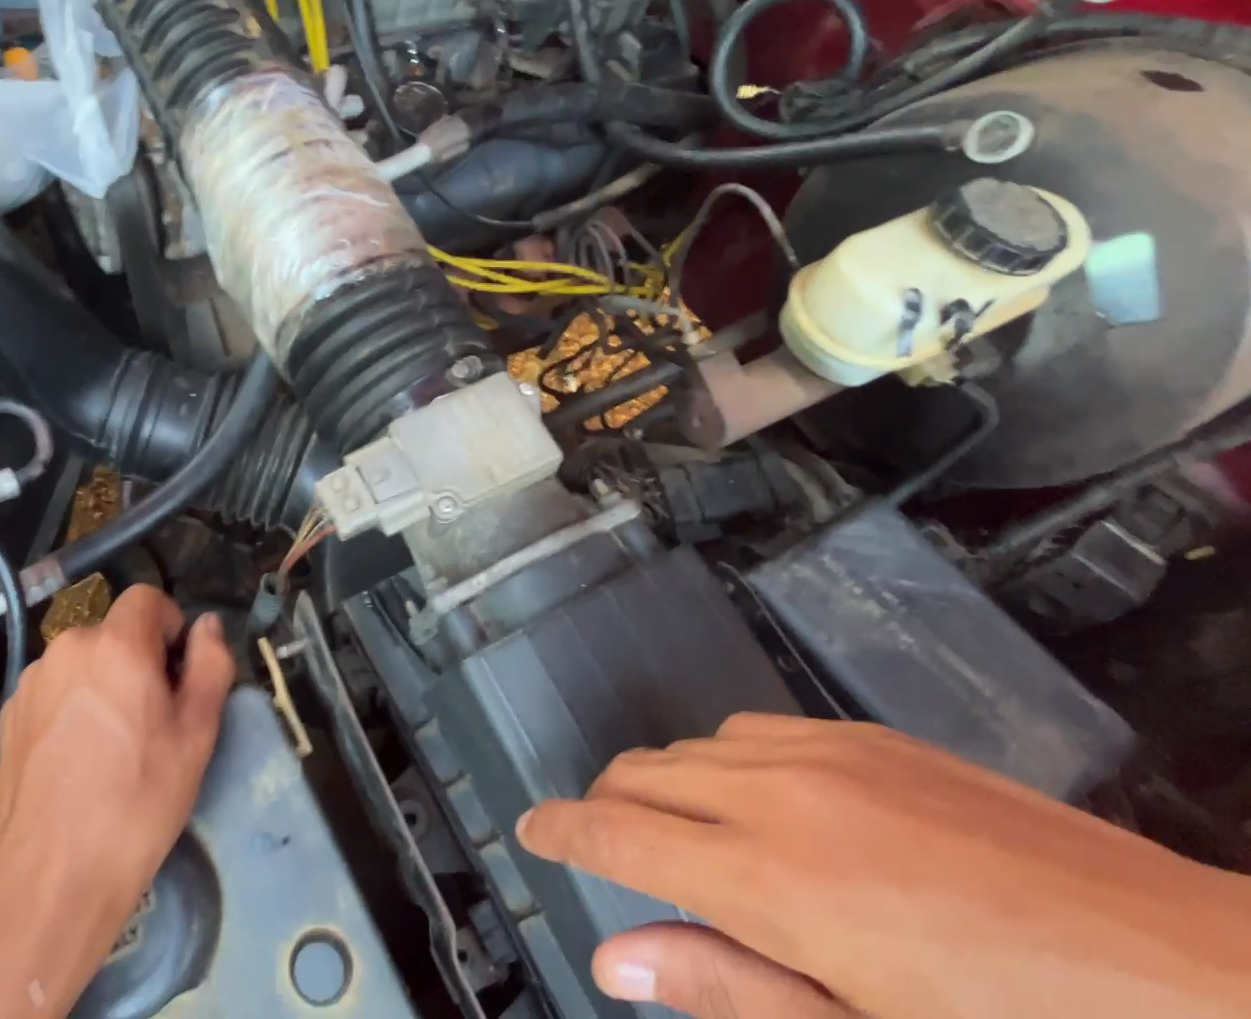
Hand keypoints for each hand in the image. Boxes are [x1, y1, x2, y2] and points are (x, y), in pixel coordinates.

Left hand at [0, 585, 234, 897]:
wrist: (56, 870)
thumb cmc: (140, 797)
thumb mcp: (198, 732)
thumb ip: (210, 664)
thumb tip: (206, 626)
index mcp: (115, 644)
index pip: (146, 598)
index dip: (171, 626)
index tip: (178, 674)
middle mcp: (66, 649)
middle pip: (114, 633)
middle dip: (138, 661)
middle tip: (153, 719)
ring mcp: (32, 682)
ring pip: (83, 663)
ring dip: (104, 683)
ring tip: (114, 745)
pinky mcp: (10, 714)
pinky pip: (55, 691)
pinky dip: (73, 708)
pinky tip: (80, 759)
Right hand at [517, 713, 1250, 1018]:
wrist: (1194, 975)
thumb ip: (722, 987)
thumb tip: (617, 963)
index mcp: (768, 881)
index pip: (616, 838)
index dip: (560, 833)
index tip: (531, 832)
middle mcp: (780, 795)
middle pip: (640, 777)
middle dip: (604, 809)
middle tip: (605, 851)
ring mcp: (828, 753)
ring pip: (690, 747)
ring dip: (663, 785)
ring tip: (683, 835)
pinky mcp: (872, 736)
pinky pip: (752, 728)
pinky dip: (723, 761)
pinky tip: (758, 801)